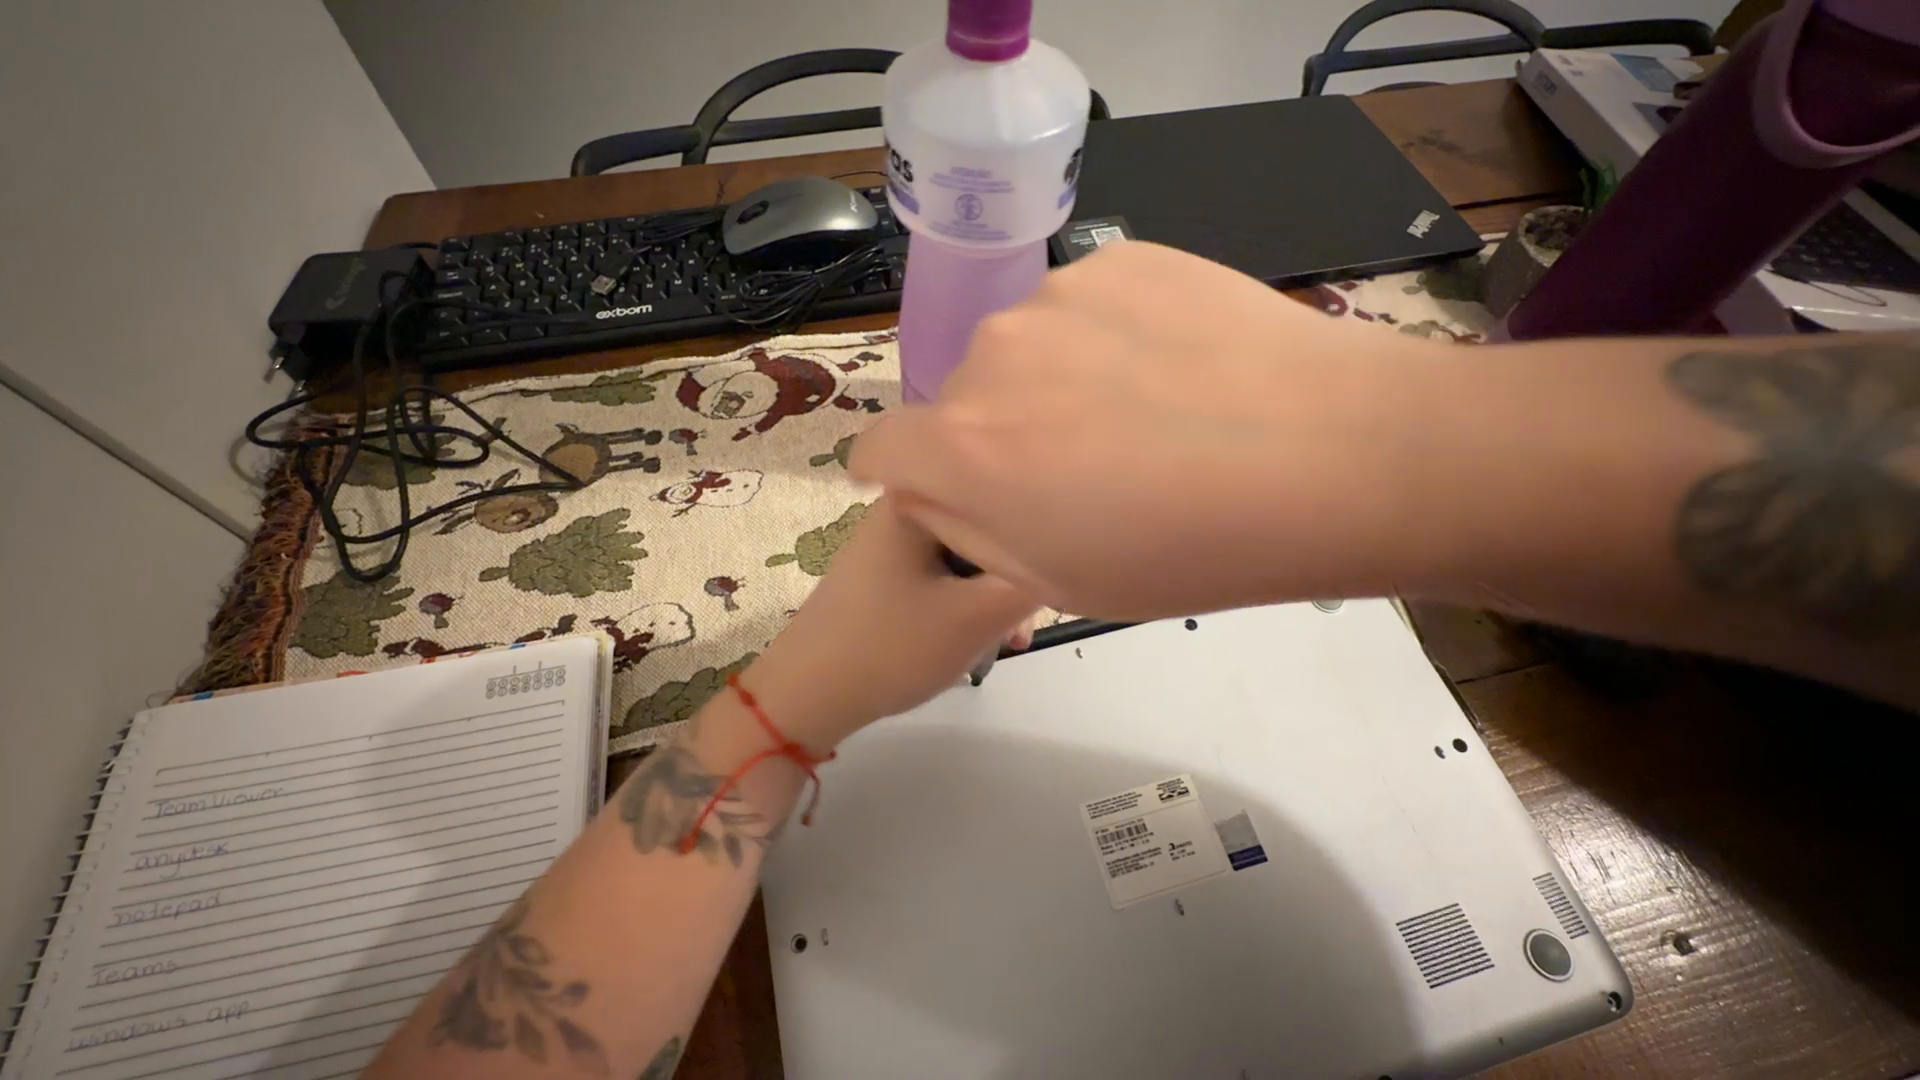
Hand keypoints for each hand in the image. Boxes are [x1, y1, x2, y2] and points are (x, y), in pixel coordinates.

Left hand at [746, 497, 1035, 748]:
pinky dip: (964, 604)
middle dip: (1014, 578)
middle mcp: (903, 507)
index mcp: (919, 497)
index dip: (1036, 543)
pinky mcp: (884, 574)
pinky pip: (941, 576)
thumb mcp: (977, 616)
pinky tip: (973, 641)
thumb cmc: (891, 647)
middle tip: (1022, 632)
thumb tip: (1066, 554)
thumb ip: (1034, 580)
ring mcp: (890, 542)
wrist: (806, 696)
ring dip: (992, 597)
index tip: (1050, 593)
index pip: (1003, 498)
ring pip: (965, 558)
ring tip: (1003, 645)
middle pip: (985, 529)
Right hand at [852, 240, 1440, 620]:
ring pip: (1020, 350)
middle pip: (958, 402)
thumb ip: (970, 529)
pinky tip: (1174, 367)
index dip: (904, 474)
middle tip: (1080, 467)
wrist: (1336, 456)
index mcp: (964, 448)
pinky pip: (1081, 308)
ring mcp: (1056, 295)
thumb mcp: (1059, 580)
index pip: (879, 449)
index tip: (946, 488)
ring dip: (1049, 382)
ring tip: (1140, 415)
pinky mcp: (1122, 256)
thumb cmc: (1191, 549)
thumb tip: (934, 486)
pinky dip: (1106, 337)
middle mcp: (989, 357)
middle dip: (992, 436)